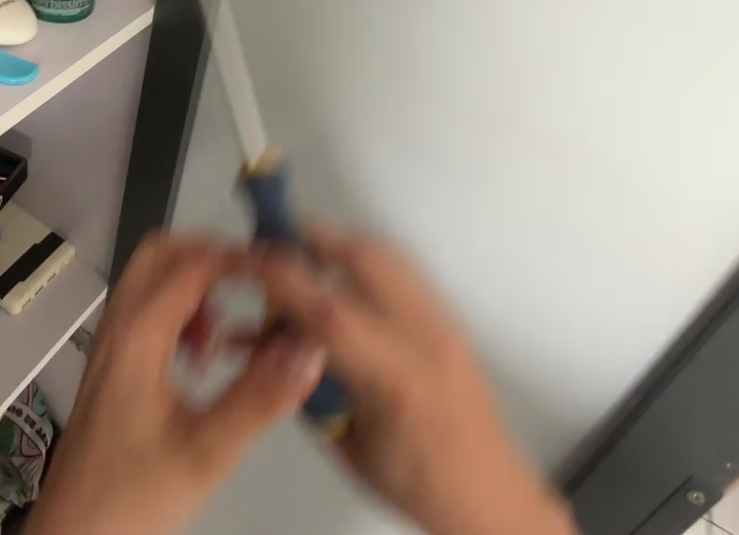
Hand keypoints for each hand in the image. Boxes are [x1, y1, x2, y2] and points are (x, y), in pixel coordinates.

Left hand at [29, 235, 327, 534]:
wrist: (76, 533)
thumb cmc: (134, 493)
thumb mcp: (207, 450)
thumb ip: (259, 397)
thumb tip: (309, 347)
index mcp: (138, 334)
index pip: (191, 265)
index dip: (238, 257)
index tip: (280, 269)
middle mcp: (119, 325)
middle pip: (159, 254)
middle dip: (208, 256)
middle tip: (252, 285)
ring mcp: (111, 343)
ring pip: (150, 281)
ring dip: (192, 286)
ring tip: (226, 335)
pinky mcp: (112, 364)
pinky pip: (145, 312)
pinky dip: (178, 313)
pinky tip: (202, 360)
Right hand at [257, 225, 576, 534]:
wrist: (492, 500)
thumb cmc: (412, 482)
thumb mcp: (341, 441)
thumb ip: (303, 383)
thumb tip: (260, 337)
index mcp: (395, 382)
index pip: (327, 313)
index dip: (281, 278)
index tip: (246, 260)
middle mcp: (424, 340)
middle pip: (363, 260)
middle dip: (310, 239)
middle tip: (272, 244)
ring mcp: (442, 323)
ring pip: (385, 254)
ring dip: (336, 245)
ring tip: (303, 256)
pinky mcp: (449, 318)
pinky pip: (400, 268)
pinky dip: (362, 260)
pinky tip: (341, 278)